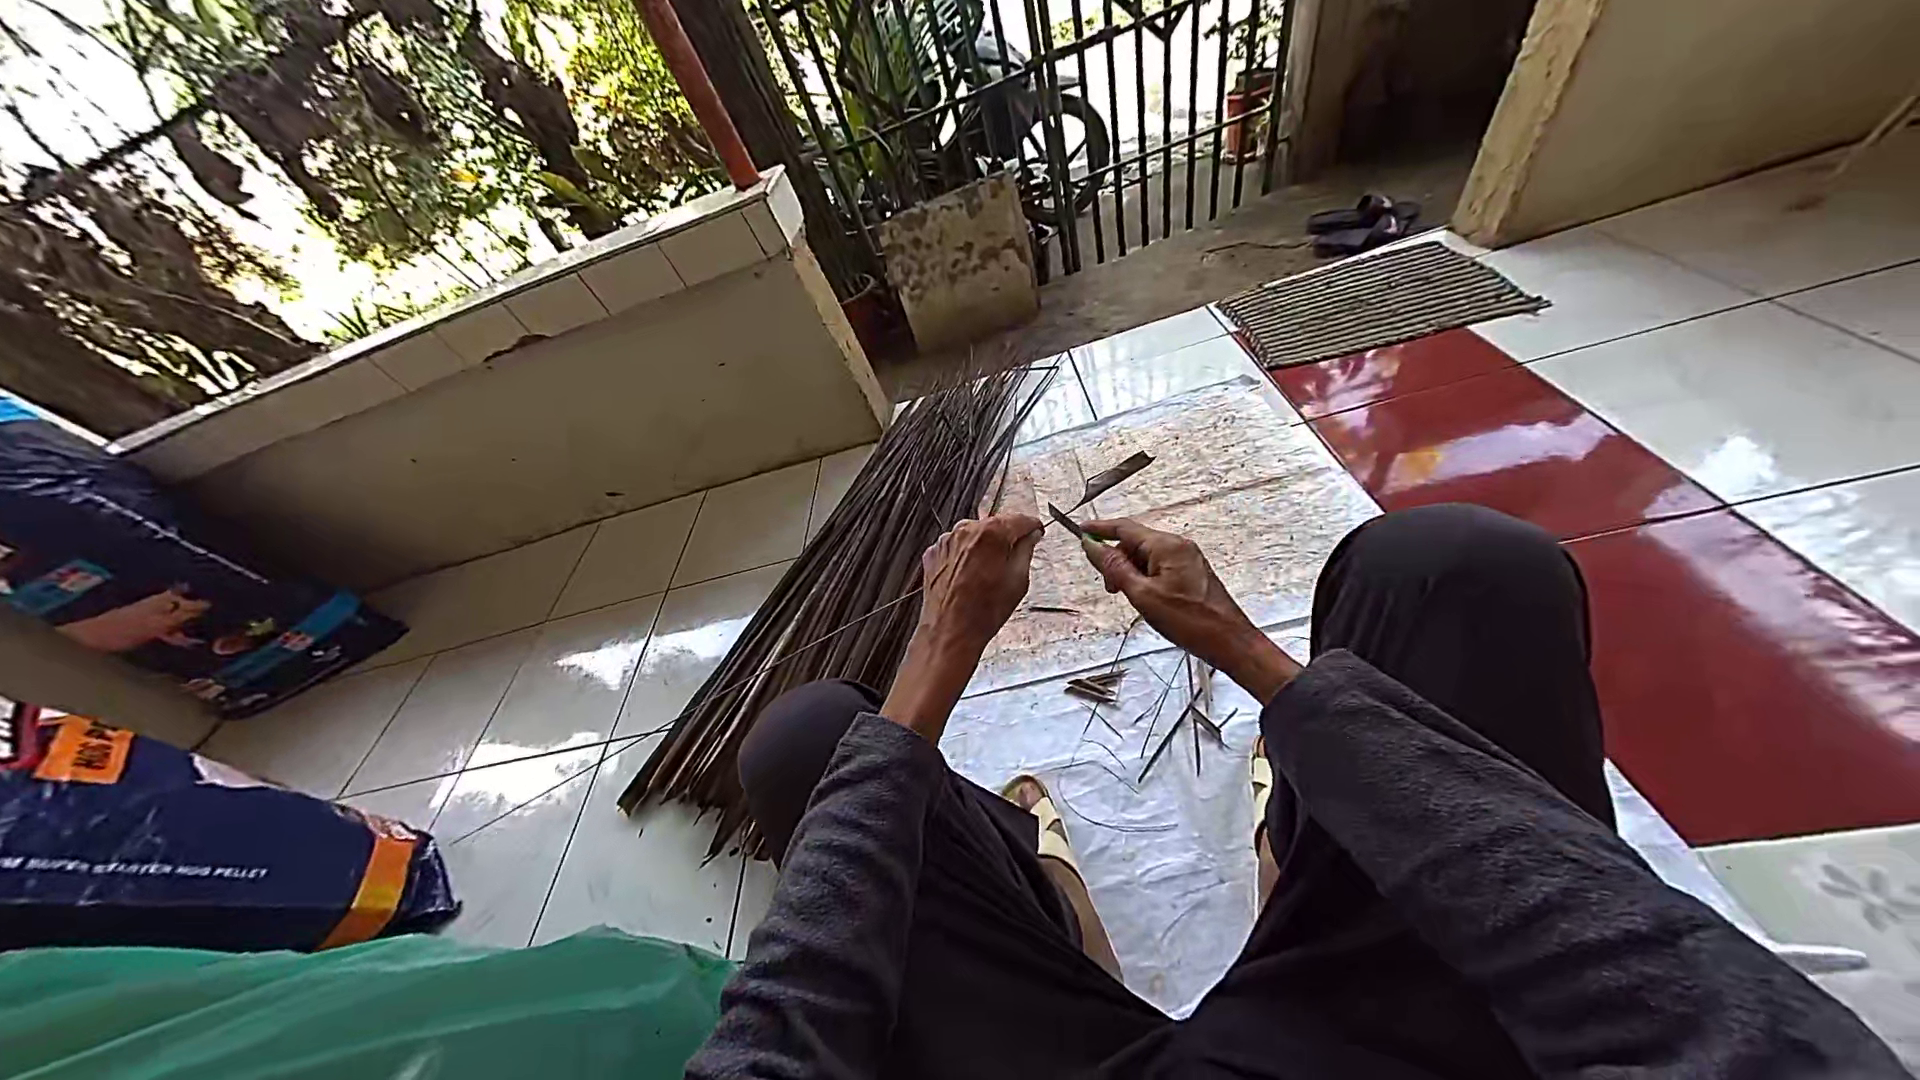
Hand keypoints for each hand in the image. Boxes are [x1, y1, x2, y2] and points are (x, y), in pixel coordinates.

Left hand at [883, 514, 1042, 737]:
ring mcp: (947, 541)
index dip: (1032, 527)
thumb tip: (1030, 536)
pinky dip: (965, 557)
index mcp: (991, 533)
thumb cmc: (983, 611)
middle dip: (1007, 538)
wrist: (950, 631)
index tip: (1036, 532)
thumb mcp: (1019, 580)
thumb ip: (1026, 550)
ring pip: (974, 536)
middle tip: (1015, 559)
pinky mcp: (934, 554)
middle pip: (995, 525)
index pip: (1019, 519)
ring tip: (989, 575)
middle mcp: (966, 531)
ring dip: (984, 548)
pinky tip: (971, 578)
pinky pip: (956, 548)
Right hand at [1081, 518, 1298, 703]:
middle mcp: (1178, 546)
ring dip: (1130, 572)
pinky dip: (1144, 577)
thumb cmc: (1190, 621)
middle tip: (1109, 586)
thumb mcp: (1142, 595)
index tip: (1080, 531)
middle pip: (1135, 542)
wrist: (1229, 642)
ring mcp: (1187, 558)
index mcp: (1167, 546)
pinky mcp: (1191, 572)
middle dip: (1116, 560)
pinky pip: (1159, 566)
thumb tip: (1092, 546)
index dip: (1099, 529)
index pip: (1124, 528)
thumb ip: (1114, 568)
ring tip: (1130, 597)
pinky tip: (1145, 598)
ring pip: (1146, 557)